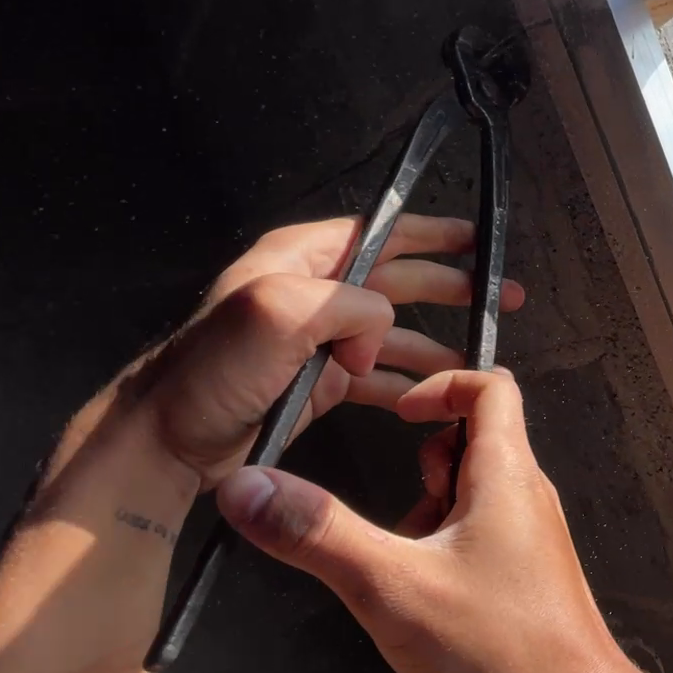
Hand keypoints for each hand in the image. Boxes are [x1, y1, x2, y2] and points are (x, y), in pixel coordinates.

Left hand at [129, 215, 524, 489]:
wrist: (169, 440)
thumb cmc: (218, 370)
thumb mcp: (282, 311)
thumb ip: (350, 304)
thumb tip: (378, 333)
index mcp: (304, 260)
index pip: (382, 232)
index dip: (434, 235)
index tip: (477, 241)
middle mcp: (316, 293)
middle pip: (399, 280)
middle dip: (451, 287)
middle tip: (502, 298)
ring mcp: (319, 340)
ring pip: (395, 331)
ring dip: (437, 342)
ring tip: (478, 357)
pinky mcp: (321, 381)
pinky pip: (380, 373)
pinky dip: (409, 380)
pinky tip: (436, 392)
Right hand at [213, 369, 631, 672]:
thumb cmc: (491, 642)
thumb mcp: (391, 586)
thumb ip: (319, 533)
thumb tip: (244, 484)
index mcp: (507, 470)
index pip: (489, 384)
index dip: (440, 385)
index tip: (396, 415)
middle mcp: (527, 488)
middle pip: (476, 435)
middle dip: (427, 463)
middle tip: (407, 523)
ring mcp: (532, 527)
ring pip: (474, 485)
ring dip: (432, 509)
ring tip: (418, 568)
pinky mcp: (530, 562)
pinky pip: (483, 524)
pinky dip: (448, 540)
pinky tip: (435, 595)